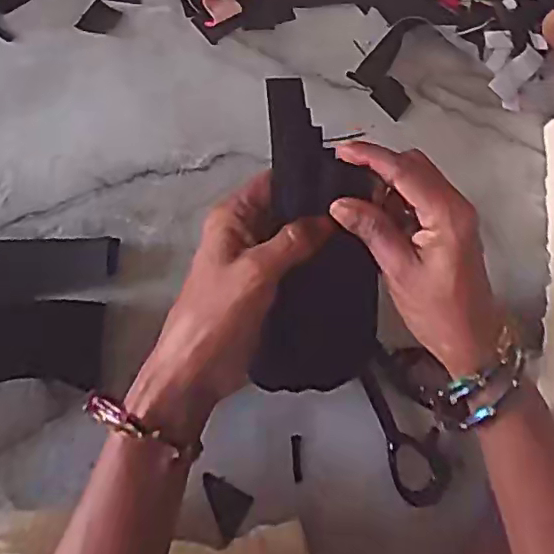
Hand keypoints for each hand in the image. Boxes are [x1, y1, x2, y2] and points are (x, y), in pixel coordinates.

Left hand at [128, 172, 331, 438]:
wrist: (194, 377)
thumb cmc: (213, 319)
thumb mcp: (256, 271)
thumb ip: (293, 240)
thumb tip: (330, 218)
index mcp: (232, 216)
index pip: (272, 180)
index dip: (304, 176)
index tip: (341, 177)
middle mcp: (244, 230)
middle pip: (287, 206)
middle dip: (318, 207)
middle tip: (358, 205)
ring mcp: (256, 258)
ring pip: (295, 235)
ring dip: (319, 235)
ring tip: (357, 229)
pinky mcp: (268, 283)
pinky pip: (297, 261)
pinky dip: (315, 259)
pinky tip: (343, 257)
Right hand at [329, 143, 504, 376]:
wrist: (471, 338)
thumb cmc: (442, 313)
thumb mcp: (399, 270)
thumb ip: (372, 230)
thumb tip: (343, 204)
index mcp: (447, 214)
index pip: (404, 170)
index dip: (371, 156)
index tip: (344, 151)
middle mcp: (456, 206)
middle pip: (413, 165)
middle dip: (378, 165)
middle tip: (345, 173)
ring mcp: (455, 212)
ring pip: (417, 177)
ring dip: (387, 182)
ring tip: (359, 202)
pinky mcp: (450, 221)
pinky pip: (421, 194)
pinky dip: (398, 197)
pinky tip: (379, 214)